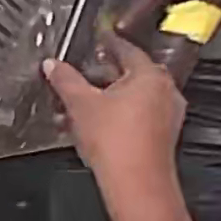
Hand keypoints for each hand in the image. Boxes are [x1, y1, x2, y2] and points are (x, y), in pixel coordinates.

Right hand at [43, 34, 201, 220]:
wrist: (133, 180)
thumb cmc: (115, 139)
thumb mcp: (79, 103)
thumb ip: (65, 80)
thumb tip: (53, 65)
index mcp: (150, 76)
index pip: (127, 50)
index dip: (108, 45)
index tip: (98, 40)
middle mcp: (166, 92)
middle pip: (130, 74)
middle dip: (103, 75)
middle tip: (81, 74)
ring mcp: (166, 114)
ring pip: (132, 96)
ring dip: (107, 97)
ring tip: (80, 103)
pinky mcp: (160, 134)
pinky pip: (136, 115)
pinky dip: (116, 114)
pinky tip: (93, 123)